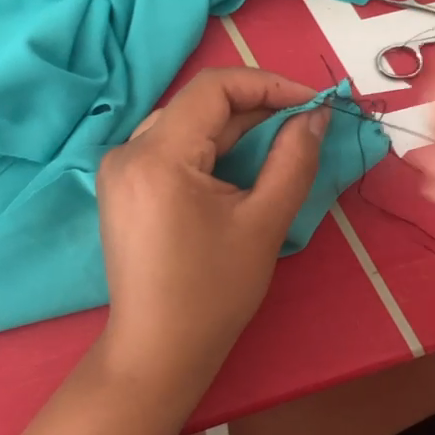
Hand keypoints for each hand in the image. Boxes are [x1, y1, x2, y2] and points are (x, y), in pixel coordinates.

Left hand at [97, 68, 328, 389]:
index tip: (312, 103)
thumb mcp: (264, 223)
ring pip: (185, 123)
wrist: (159, 350)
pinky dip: (209, 146)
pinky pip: (170, 147)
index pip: (214, 87)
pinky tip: (239, 162)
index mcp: (157, 156)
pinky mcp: (122, 187)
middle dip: (255, 106)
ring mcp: (118, 169)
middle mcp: (128, 152)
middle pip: (198, 104)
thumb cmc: (214, 292)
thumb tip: (316, 115)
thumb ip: (294, 159)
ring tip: (279, 140)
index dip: (268, 84)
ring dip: (233, 125)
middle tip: (304, 122)